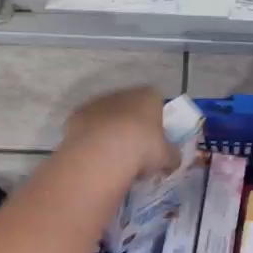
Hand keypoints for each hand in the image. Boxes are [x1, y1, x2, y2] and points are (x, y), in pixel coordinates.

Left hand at [61, 87, 177, 180]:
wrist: (102, 153)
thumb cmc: (142, 148)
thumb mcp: (166, 157)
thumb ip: (172, 155)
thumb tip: (174, 159)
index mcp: (149, 96)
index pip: (157, 102)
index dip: (157, 122)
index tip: (155, 142)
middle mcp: (124, 93)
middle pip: (131, 107)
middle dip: (133, 126)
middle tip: (135, 151)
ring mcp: (99, 102)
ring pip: (109, 116)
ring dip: (111, 132)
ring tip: (113, 158)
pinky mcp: (78, 115)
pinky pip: (89, 127)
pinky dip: (92, 139)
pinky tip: (95, 158)